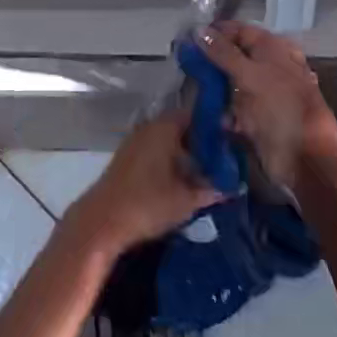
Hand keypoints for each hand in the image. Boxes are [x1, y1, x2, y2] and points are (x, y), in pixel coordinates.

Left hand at [68, 111, 223, 252]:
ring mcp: (135, 142)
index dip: (215, 125)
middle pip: (182, 127)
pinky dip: (170, 161)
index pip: (195, 115)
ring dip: (186, 154)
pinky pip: (155, 151)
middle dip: (202, 142)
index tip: (232, 139)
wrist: (102, 221)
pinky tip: (182, 181)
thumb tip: (234, 185)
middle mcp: (148, 127)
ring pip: (168, 140)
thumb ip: (212, 189)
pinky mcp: (127, 159)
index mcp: (164, 127)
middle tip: (224, 160)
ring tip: (207, 173)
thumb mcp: (186, 200)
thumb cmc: (147, 204)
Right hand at [200, 22, 336, 188]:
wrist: (304, 161)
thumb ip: (223, 52)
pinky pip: (233, 107)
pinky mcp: (258, 118)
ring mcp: (265, 94)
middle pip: (235, 56)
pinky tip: (205, 113)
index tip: (186, 40)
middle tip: (183, 65)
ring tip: (190, 89)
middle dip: (210, 61)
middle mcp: (270, 67)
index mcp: (274, 49)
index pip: (239, 30)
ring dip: (213, 86)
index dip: (214, 33)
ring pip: (231, 82)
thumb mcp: (249, 75)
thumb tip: (198, 30)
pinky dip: (221, 109)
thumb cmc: (280, 109)